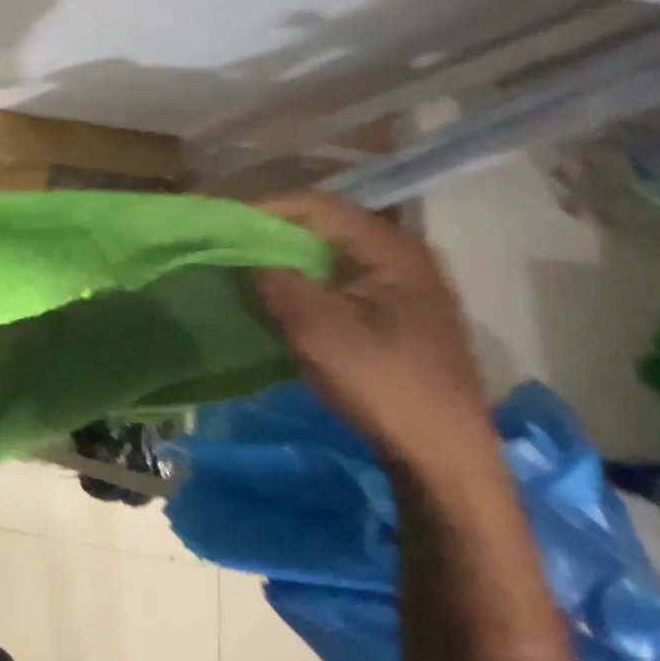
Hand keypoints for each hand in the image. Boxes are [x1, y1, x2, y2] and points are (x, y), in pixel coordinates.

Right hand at [251, 192, 492, 466]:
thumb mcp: (316, 329)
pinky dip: (305, 274)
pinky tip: (279, 290)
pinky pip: (340, 273)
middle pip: (324, 223)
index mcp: (391, 248)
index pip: (315, 206)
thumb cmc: (382, 384)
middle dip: (271, 228)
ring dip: (286, 253)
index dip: (261, 209)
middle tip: (224, 240)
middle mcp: (403, 253)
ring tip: (242, 263)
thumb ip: (274, 279)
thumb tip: (240, 252)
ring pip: (331, 249)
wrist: (443, 454)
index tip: (216, 221)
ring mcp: (405, 282)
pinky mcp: (398, 308)